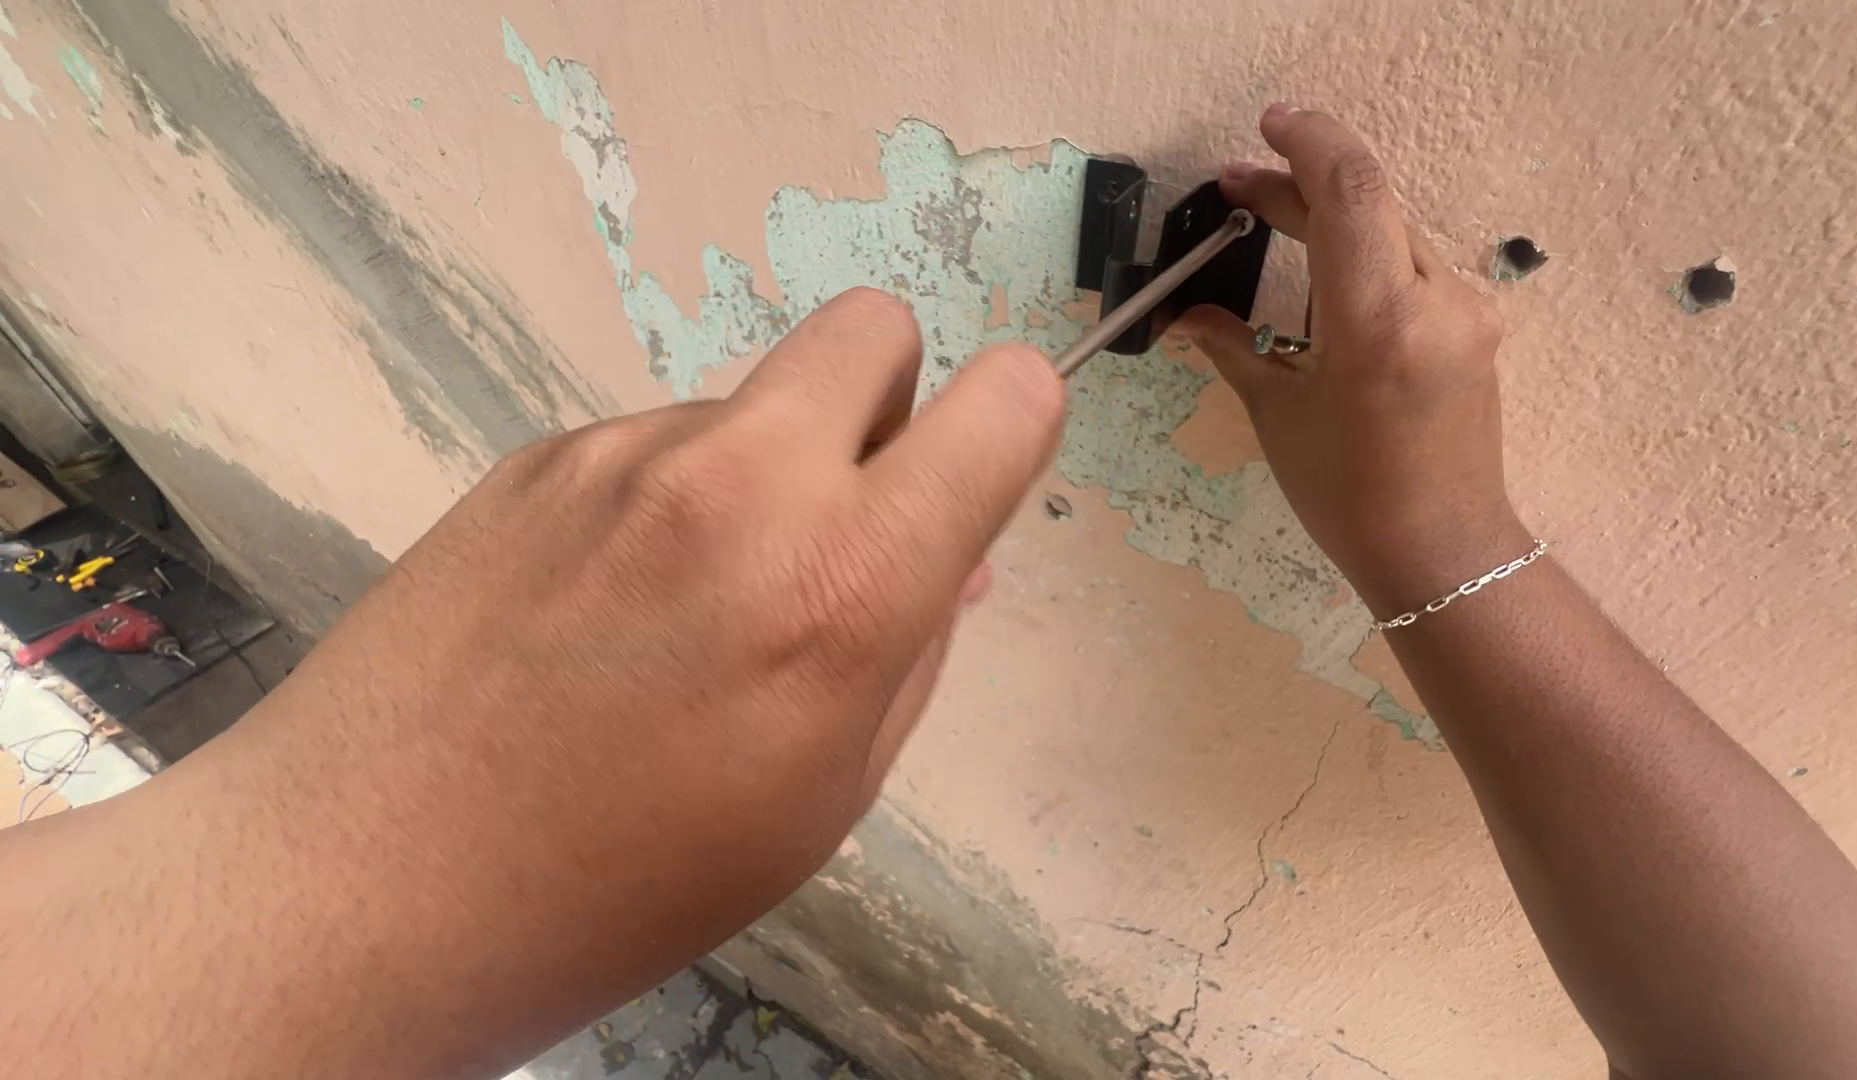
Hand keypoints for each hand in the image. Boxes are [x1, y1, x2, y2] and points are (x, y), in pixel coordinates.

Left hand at [147, 288, 1063, 1066]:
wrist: (359, 888)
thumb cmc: (639, 875)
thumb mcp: (834, 786)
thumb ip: (917, 644)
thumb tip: (957, 559)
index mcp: (845, 578)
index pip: (1003, 406)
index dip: (1018, 419)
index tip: (980, 475)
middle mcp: (745, 479)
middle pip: (873, 326)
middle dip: (893, 398)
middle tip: (851, 508)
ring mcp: (629, 451)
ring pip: (761, 402)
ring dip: (776, 469)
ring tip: (703, 601)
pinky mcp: (542, 454)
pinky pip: (668, 440)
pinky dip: (685, 495)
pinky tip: (620, 599)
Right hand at [1183, 104, 1527, 614]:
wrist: (1438, 544)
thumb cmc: (1346, 492)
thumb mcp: (1279, 413)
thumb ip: (1233, 346)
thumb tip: (1185, 315)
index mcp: (1378, 321)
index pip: (1351, 193)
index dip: (1306, 144)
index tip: (1264, 129)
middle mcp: (1437, 297)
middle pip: (1370, 201)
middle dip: (1300, 184)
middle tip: (1237, 189)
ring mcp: (1466, 307)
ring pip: (1392, 230)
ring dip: (1330, 217)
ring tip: (1269, 222)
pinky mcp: (1473, 321)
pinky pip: (1410, 263)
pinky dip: (1360, 252)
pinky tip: (1320, 272)